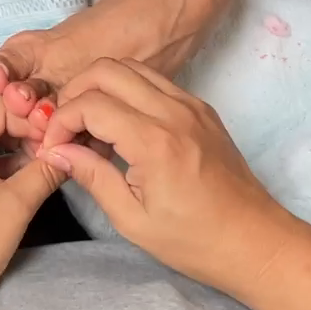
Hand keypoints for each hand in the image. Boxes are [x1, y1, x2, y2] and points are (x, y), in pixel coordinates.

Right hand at [33, 58, 294, 296]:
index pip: (91, 104)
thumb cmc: (196, 241)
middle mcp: (174, 112)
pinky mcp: (200, 108)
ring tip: (89, 123)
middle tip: (65, 125)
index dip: (61, 121)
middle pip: (107, 69)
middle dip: (75, 92)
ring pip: (130, 67)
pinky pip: (154, 80)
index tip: (53, 147)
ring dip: (100, 86)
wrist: (257, 242)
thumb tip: (55, 151)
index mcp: (156, 142)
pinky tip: (119, 124)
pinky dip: (126, 89)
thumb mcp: (132, 220)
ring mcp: (191, 105)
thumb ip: (92, 177)